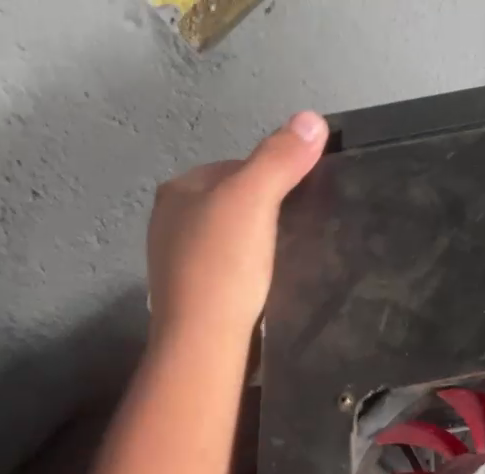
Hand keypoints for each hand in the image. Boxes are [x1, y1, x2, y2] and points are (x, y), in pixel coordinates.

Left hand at [146, 110, 327, 346]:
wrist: (204, 342)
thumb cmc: (224, 267)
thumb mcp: (254, 203)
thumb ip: (280, 161)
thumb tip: (313, 119)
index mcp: (180, 190)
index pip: (237, 167)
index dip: (275, 178)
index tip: (306, 201)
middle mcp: (171, 221)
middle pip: (234, 204)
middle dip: (267, 214)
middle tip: (303, 235)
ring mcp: (178, 261)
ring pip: (231, 240)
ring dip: (260, 247)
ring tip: (290, 263)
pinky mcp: (195, 297)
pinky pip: (230, 272)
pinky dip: (250, 275)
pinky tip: (268, 289)